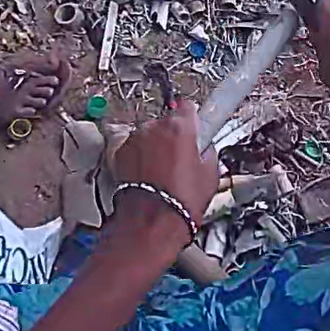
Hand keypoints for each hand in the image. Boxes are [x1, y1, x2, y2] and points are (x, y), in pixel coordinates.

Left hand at [113, 99, 219, 240]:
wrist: (150, 223)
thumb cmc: (180, 201)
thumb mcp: (210, 175)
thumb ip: (208, 153)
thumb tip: (206, 150)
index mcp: (180, 127)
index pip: (187, 107)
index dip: (191, 118)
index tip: (194, 126)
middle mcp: (154, 128)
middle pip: (166, 123)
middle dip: (172, 136)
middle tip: (180, 159)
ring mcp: (134, 140)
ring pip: (149, 136)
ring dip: (154, 147)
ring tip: (162, 172)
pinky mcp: (120, 154)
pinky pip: (134, 148)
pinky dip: (139, 158)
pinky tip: (148, 177)